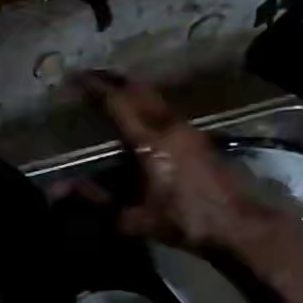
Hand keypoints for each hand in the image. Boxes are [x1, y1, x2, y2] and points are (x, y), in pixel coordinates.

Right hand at [80, 71, 299, 256]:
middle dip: (113, 80)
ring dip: (131, 90)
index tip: (74, 77)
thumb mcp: (131, 216)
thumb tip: (59, 188)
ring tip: (110, 90)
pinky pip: (165, 110)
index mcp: (150, 141)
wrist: (242, 227)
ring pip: (155, 98)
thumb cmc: (185, 221)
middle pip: (139, 90)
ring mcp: (189, 130)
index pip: (118, 102)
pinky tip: (138, 114)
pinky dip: (146, 104)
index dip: (94, 87)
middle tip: (89, 75)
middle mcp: (170, 127)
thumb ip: (94, 198)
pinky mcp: (200, 139)